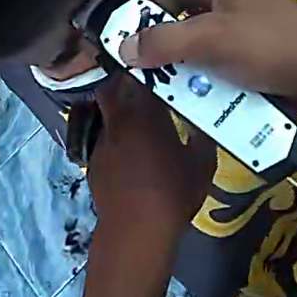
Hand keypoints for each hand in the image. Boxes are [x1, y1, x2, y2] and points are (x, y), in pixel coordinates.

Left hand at [86, 73, 214, 255]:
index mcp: (146, 114)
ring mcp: (102, 141)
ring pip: (105, 111)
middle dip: (124, 81)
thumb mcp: (202, 163)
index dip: (148, 67)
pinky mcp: (94, 161)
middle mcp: (119, 121)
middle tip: (144, 84)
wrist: (136, 230)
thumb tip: (202, 122)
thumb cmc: (174, 193)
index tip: (159, 66)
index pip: (141, 75)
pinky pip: (103, 137)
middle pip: (112, 87)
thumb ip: (201, 136)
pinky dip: (114, 136)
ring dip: (118, 108)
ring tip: (137, 116)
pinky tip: (129, 150)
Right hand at [123, 0, 296, 107]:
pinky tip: (216, 107)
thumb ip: (162, 42)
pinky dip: (221, 86)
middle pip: (189, 25)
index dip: (152, 16)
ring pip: (209, 53)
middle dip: (173, 55)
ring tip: (186, 101)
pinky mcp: (268, 58)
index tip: (137, 48)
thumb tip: (121, 47)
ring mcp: (254, 30)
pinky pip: (232, 70)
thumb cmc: (266, 45)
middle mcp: (237, 0)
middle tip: (157, 82)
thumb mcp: (208, 39)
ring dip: (197, 76)